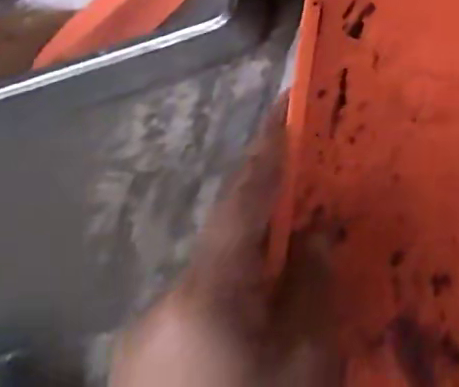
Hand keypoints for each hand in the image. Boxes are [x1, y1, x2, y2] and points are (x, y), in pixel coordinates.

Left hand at [111, 98, 340, 386]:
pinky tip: (263, 333)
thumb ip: (313, 282)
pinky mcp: (140, 378)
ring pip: (215, 286)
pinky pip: (199, 322)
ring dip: (255, 274)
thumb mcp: (308, 358)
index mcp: (203, 292)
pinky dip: (235, 311)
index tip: (290, 99)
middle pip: (228, 242)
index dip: (270, 144)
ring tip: (299, 282)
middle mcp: (161, 307)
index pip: (243, 196)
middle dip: (272, 223)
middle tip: (318, 212)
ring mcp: (142, 347)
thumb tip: (315, 237)